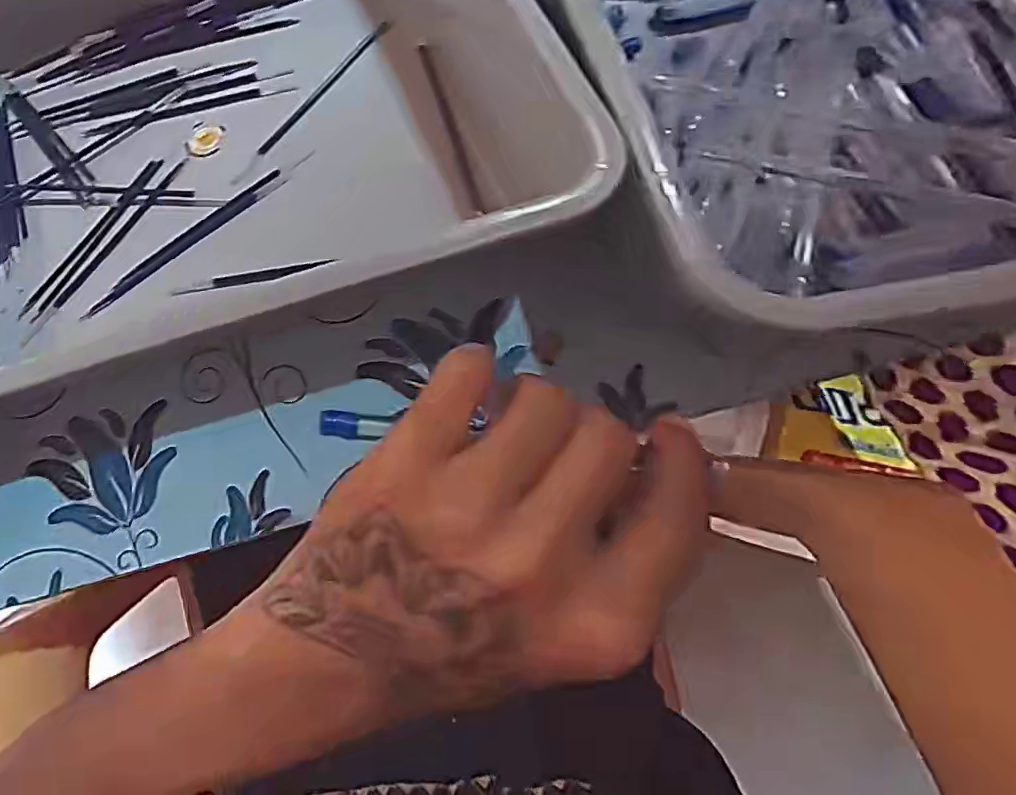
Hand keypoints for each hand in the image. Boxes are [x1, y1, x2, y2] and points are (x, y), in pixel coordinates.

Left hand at [216, 343, 708, 721]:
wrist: (338, 650)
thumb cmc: (450, 651)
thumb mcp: (557, 640)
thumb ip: (612, 569)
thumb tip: (640, 471)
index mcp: (598, 621)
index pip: (677, 515)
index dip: (677, 461)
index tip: (665, 431)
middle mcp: (541, 559)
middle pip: (605, 435)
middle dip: (586, 428)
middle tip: (550, 439)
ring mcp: (469, 503)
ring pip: (542, 397)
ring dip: (528, 398)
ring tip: (501, 418)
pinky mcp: (408, 461)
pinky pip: (465, 373)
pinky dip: (472, 366)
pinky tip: (468, 385)